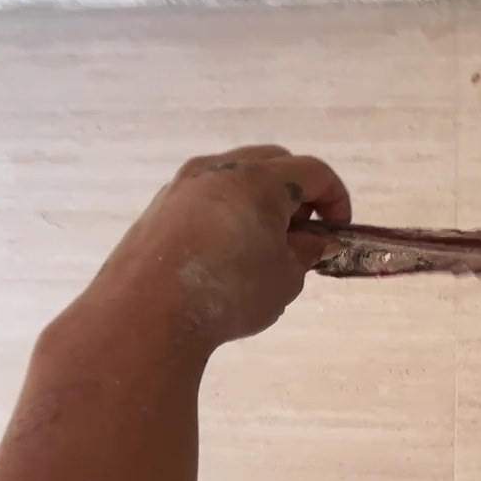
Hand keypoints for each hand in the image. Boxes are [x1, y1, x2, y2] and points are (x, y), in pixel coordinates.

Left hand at [80, 145, 350, 350]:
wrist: (144, 318)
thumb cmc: (230, 293)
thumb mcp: (288, 275)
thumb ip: (308, 250)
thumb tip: (316, 240)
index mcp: (257, 181)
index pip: (314, 172)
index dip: (337, 199)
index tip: (337, 232)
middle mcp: (218, 171)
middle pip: (276, 162)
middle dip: (300, 192)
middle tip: (304, 231)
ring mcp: (183, 186)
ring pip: (239, 175)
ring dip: (265, 199)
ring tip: (268, 241)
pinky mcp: (160, 207)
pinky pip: (211, 194)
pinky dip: (234, 209)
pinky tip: (233, 249)